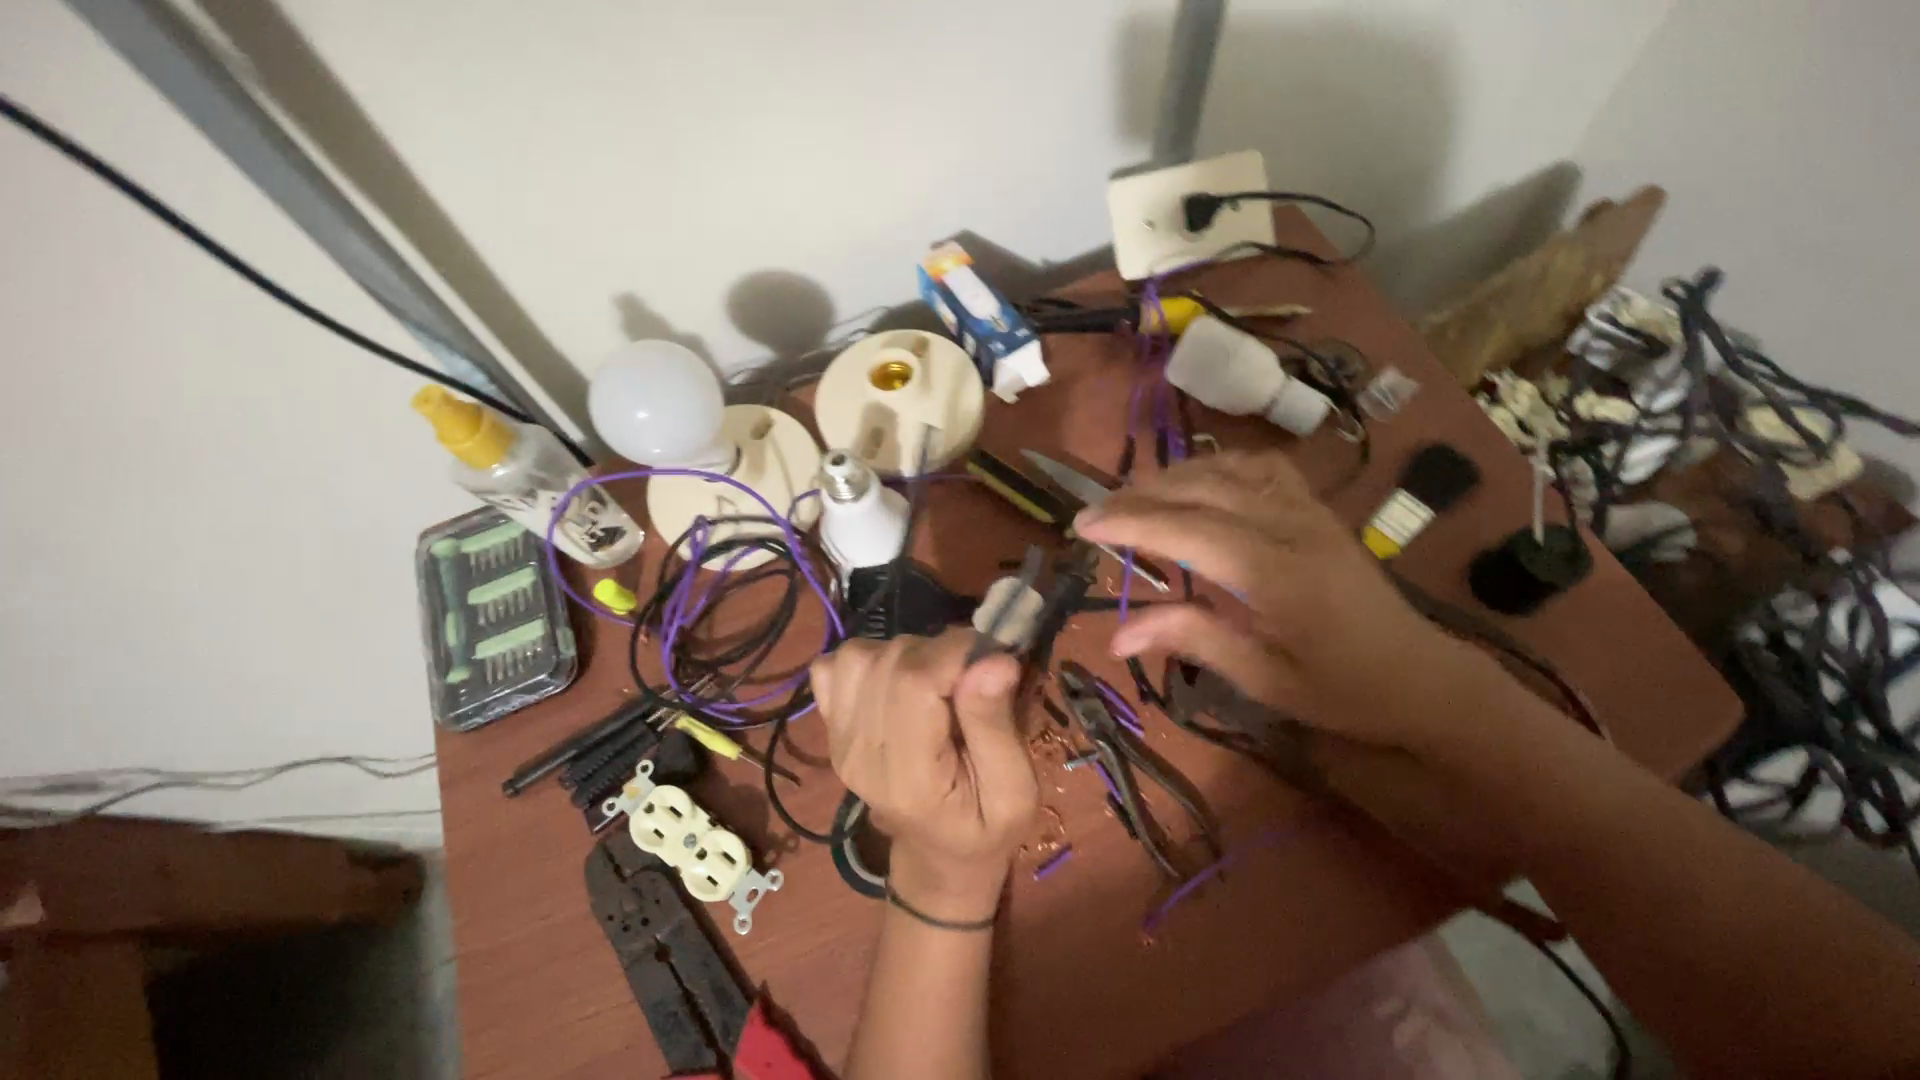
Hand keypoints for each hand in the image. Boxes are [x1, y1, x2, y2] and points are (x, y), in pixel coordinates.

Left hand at [810, 628, 1038, 920]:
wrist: (939, 854)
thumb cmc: (986, 826)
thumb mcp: (1015, 790)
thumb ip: (998, 724)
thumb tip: (994, 659)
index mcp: (910, 775)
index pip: (914, 681)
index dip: (955, 651)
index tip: (993, 656)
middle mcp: (861, 753)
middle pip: (889, 663)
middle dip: (939, 650)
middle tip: (973, 672)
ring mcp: (839, 739)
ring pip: (859, 656)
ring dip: (905, 653)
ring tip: (937, 678)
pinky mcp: (832, 728)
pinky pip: (831, 667)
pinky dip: (866, 660)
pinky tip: (897, 681)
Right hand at [1076, 450, 1508, 753]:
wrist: (1419, 675)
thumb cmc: (1339, 688)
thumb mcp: (1263, 678)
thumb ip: (1193, 639)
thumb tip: (1116, 637)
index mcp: (1277, 574)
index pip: (1189, 530)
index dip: (1131, 522)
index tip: (1082, 524)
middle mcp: (1292, 527)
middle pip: (1203, 489)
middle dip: (1139, 495)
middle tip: (1093, 512)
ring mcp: (1308, 510)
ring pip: (1229, 469)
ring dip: (1174, 475)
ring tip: (1132, 497)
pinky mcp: (1316, 508)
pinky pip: (1259, 467)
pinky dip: (1216, 465)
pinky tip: (1195, 482)